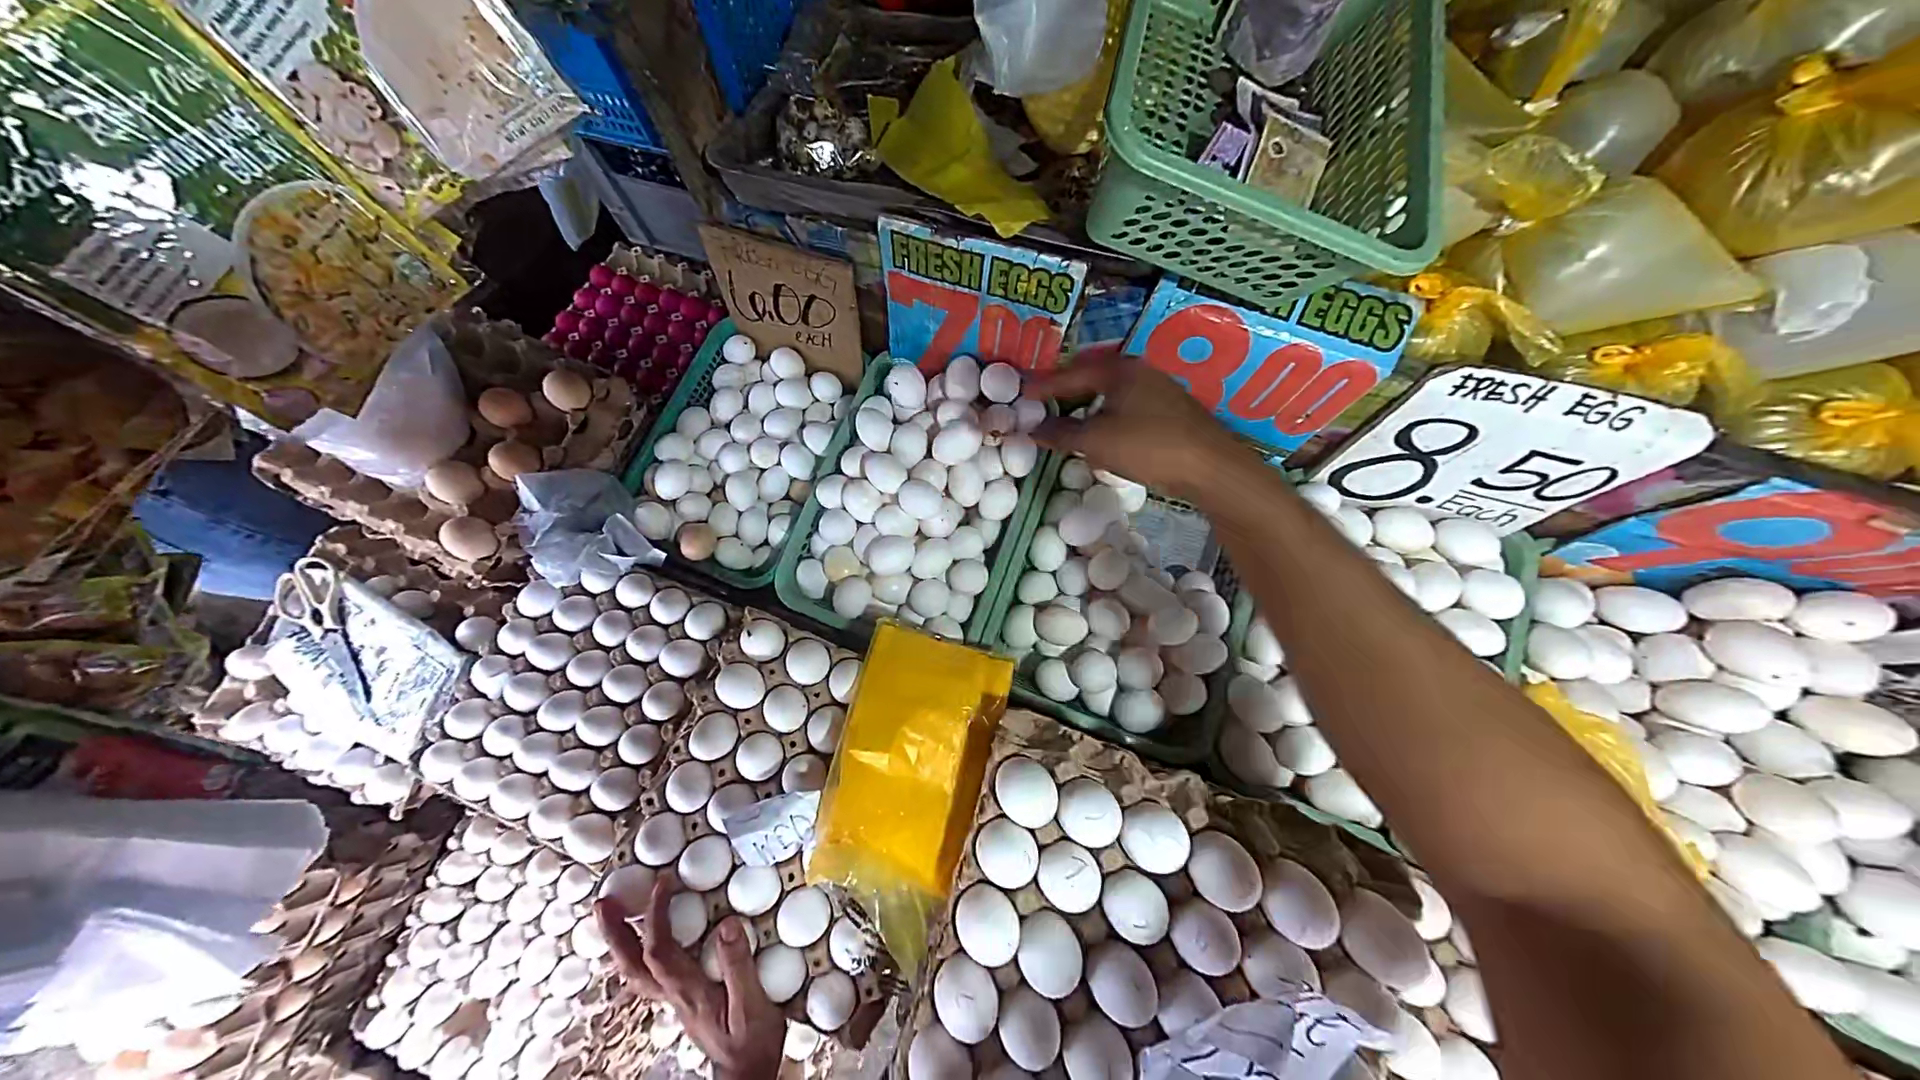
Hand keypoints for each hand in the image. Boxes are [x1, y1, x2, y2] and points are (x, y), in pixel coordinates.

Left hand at [596, 874, 783, 1079]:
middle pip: (631, 964)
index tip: (664, 882)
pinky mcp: (683, 999)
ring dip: (620, 940)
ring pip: (635, 969)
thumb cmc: (752, 1043)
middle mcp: (674, 994)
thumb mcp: (753, 1005)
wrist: (747, 1076)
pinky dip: (638, 951)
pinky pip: (650, 972)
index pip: (659, 949)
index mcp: (688, 992)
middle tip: (603, 902)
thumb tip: (726, 924)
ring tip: (615, 913)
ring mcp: (675, 999)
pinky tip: (643, 939)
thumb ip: (739, 965)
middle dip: (614, 931)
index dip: (656, 914)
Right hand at [1026, 352, 1247, 499]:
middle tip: (1042, 406)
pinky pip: (1127, 408)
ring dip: (1087, 407)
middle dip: (1066, 392)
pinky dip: (1107, 417)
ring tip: (1067, 423)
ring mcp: (1159, 391)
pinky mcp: (1170, 413)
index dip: (1044, 386)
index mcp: (1119, 369)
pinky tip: (1102, 436)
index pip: (1071, 373)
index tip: (1021, 395)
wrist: (1210, 467)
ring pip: (1112, 395)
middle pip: (1093, 378)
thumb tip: (1033, 431)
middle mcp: (1140, 371)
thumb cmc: (1148, 446)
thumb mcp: (1096, 441)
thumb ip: (1061, 434)